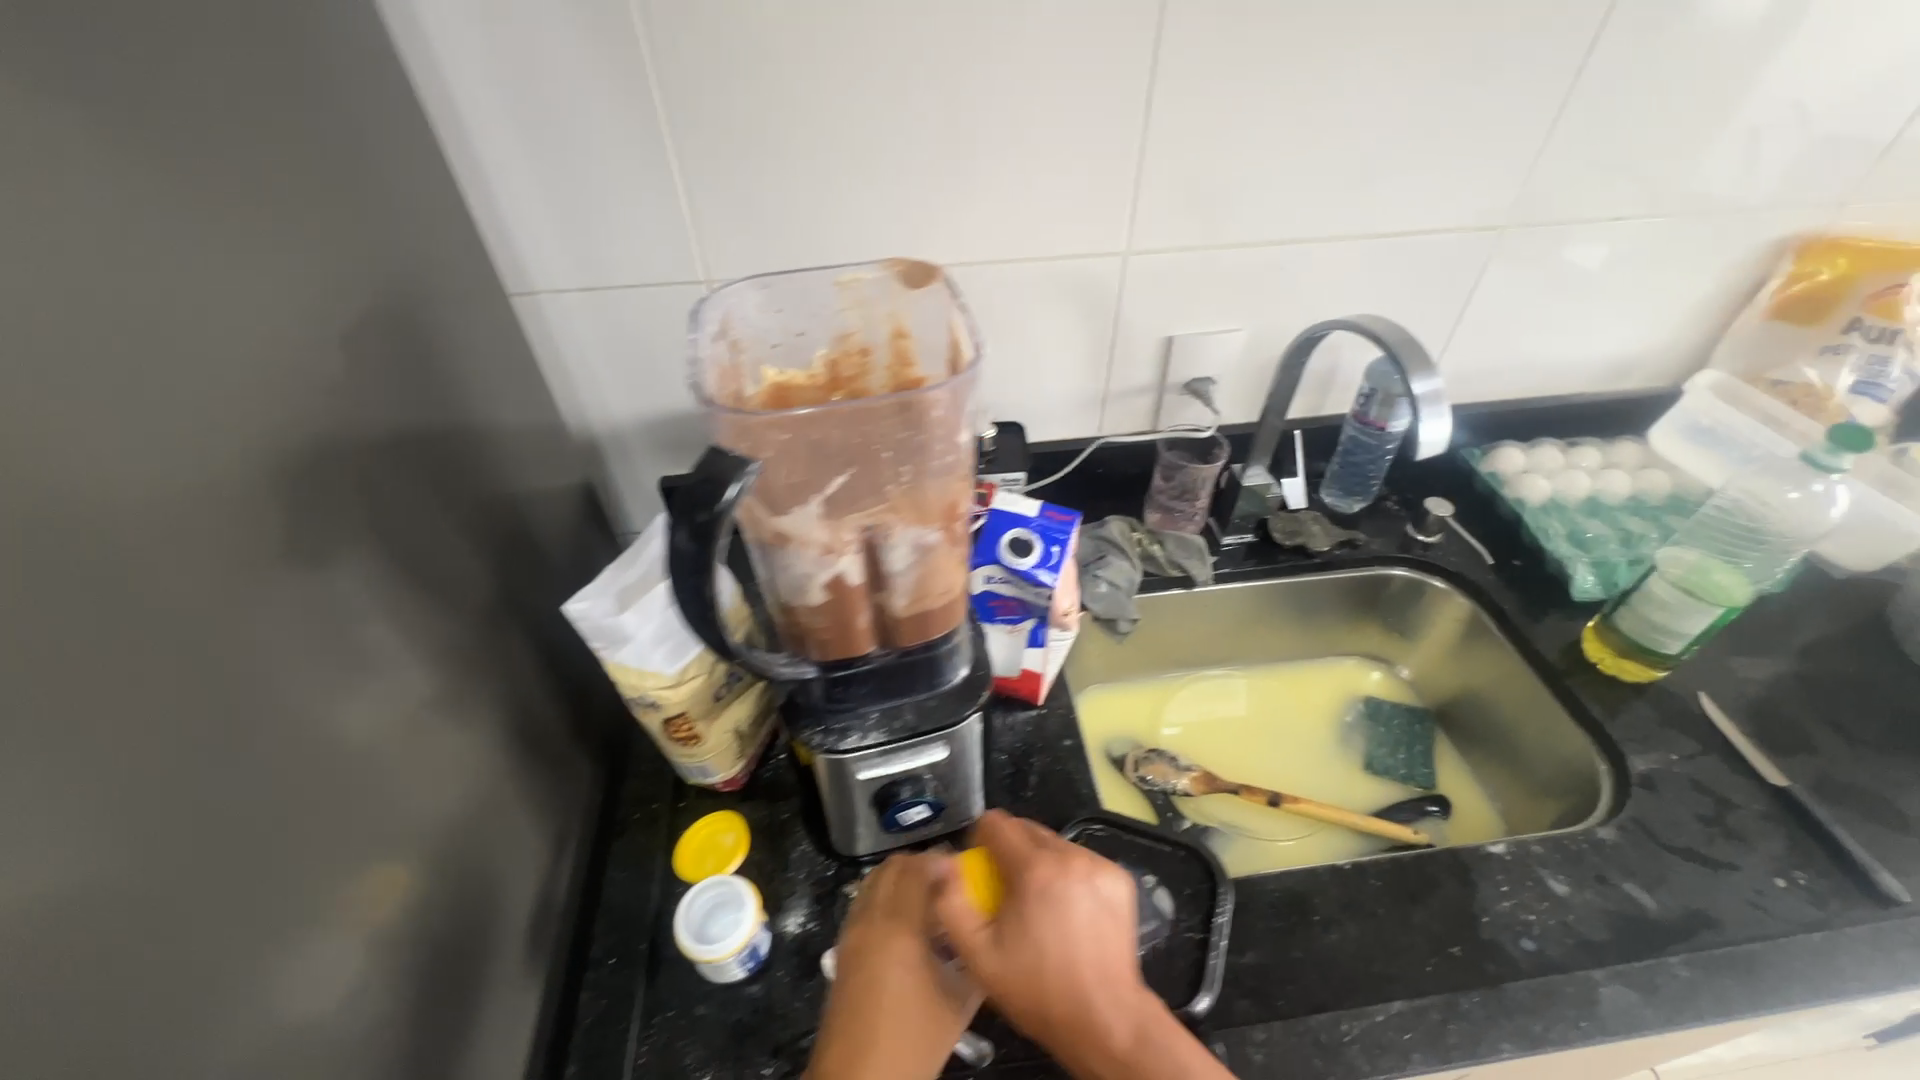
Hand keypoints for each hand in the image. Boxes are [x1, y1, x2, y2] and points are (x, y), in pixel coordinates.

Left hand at [806, 853, 980, 1079]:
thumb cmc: (914, 1041)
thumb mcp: (959, 1000)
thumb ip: (971, 952)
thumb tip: (979, 926)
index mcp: (898, 926)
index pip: (917, 867)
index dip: (943, 861)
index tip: (966, 873)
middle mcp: (869, 919)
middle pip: (892, 867)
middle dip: (923, 866)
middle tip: (951, 884)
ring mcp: (851, 933)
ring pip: (874, 882)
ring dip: (903, 881)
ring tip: (933, 903)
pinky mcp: (843, 950)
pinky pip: (865, 904)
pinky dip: (887, 899)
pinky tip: (911, 927)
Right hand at [931, 811, 1157, 1058]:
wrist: (1105, 1019)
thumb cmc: (1037, 990)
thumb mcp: (978, 956)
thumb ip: (951, 902)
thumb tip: (942, 863)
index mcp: (1034, 869)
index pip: (997, 823)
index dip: (980, 842)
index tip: (981, 872)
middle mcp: (1070, 856)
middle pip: (1026, 829)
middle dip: (1010, 851)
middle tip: (1007, 893)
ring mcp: (1099, 866)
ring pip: (1055, 843)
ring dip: (1040, 862)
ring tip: (1040, 905)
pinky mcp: (1120, 879)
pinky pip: (1081, 860)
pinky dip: (1068, 874)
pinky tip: (1069, 911)